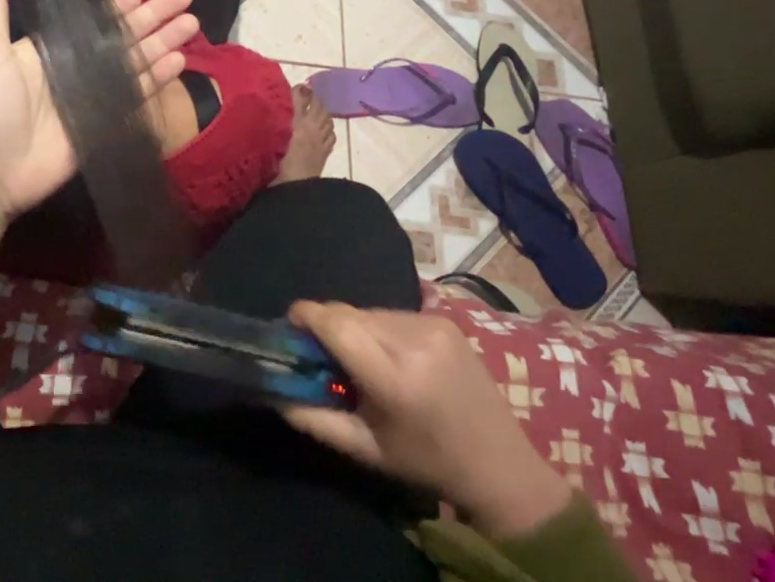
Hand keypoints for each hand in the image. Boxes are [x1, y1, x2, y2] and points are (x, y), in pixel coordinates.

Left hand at [0, 0, 197, 284]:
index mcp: (48, 50)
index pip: (90, 21)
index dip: (117, 8)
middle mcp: (73, 70)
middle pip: (121, 38)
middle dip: (153, 19)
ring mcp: (90, 98)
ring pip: (134, 63)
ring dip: (162, 43)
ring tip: (193, 24)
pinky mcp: (102, 125)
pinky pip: (135, 96)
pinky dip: (156, 79)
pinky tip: (178, 61)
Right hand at [282, 303, 572, 539]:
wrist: (501, 464)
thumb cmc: (426, 461)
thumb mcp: (364, 449)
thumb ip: (314, 419)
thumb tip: (273, 391)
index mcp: (395, 378)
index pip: (337, 324)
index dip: (305, 315)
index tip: (289, 325)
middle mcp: (415, 342)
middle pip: (348, 313)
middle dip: (327, 325)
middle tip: (320, 353)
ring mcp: (434, 326)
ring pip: (368, 311)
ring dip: (353, 326)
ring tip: (358, 359)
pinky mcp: (446, 321)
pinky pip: (392, 313)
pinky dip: (378, 328)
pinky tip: (388, 355)